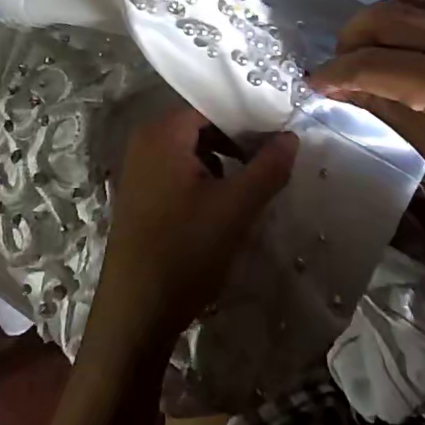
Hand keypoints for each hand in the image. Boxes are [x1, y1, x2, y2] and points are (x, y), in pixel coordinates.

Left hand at [92, 100, 297, 349]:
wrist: (134, 318)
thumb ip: (268, 167)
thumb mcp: (236, 207)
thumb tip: (291, 137)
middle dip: (238, 139)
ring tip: (252, 182)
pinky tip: (224, 205)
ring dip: (224, 160)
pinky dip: (206, 179)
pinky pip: (179, 171)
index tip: (278, 135)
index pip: (212, 107)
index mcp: (161, 134)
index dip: (248, 117)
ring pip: (193, 150)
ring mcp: (138, 172)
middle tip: (270, 158)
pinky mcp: (140, 198)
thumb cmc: (185, 252)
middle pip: (202, 126)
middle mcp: (144, 143)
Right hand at [312, 0, 424, 236]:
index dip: (335, 74)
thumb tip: (346, 90)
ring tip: (363, 54)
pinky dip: (405, 17)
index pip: (373, 64)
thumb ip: (391, 111)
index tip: (313, 84)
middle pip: (385, 19)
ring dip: (375, 23)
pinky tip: (399, 44)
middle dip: (349, 40)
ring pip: (408, 3)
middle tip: (335, 70)